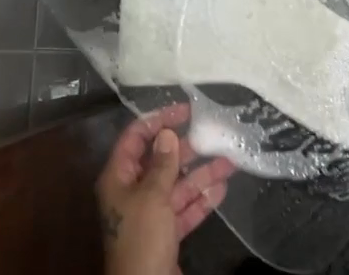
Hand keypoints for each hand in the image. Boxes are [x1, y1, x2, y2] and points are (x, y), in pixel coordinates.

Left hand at [96, 103, 235, 274]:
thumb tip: (167, 132)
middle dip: (187, 149)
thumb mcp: (152, 197)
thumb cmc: (141, 238)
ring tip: (230, 161)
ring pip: (177, 186)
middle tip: (213, 134)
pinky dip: (201, 199)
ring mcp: (149, 215)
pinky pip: (184, 209)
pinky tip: (222, 188)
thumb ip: (162, 164)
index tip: (184, 110)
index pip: (135, 138)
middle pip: (160, 161)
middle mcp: (132, 192)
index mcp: (118, 178)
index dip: (158, 120)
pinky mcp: (165, 234)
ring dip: (202, 174)